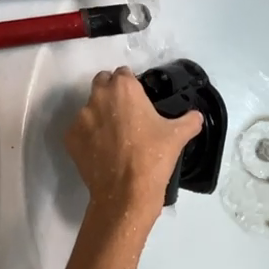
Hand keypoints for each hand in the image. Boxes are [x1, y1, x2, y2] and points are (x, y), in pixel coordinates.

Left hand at [65, 67, 202, 228]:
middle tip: (126, 113)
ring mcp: (82, 118)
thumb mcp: (178, 136)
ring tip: (114, 137)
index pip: (124, 73)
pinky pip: (80, 130)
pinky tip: (102, 151)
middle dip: (111, 92)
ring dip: (100, 115)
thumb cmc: (153, 158)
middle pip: (102, 83)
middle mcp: (99, 96)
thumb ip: (189, 120)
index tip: (139, 100)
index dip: (131, 84)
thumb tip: (197, 117)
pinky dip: (89, 137)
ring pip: (90, 107)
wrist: (125, 194)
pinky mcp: (70, 138)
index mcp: (124, 88)